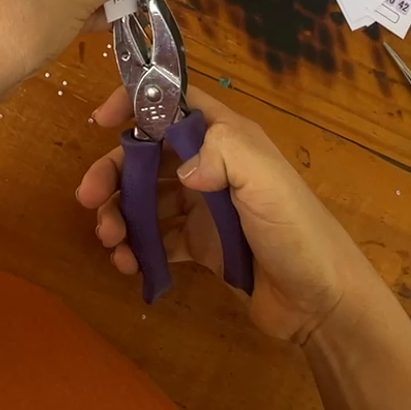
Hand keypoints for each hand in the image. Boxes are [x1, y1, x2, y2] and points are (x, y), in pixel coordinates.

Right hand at [77, 85, 367, 343]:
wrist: (324, 306)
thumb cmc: (296, 231)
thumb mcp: (264, 178)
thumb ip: (221, 152)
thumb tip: (179, 170)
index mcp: (224, 138)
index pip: (172, 104)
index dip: (134, 103)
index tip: (101, 120)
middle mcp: (209, 165)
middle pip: (146, 155)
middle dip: (112, 173)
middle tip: (87, 198)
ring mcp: (203, 206)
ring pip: (145, 198)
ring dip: (119, 214)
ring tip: (109, 241)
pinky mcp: (200, 244)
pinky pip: (156, 237)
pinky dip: (136, 246)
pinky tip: (127, 263)